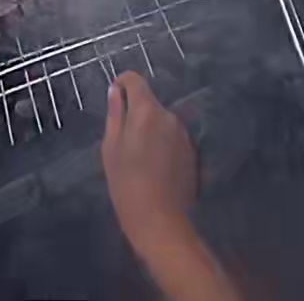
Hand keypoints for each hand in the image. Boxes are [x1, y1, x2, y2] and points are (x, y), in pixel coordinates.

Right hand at [101, 71, 197, 247]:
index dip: (123, 84)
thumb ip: (115, 114)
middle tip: (125, 139)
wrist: (162, 224)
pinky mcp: (192, 151)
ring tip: (141, 156)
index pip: (135, 79)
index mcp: (146, 110)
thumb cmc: (128, 185)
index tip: (115, 99)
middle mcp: (168, 115)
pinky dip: (163, 142)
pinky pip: (172, 136)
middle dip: (137, 112)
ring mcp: (183, 133)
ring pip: (161, 120)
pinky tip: (157, 166)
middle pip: (149, 101)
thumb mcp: (111, 148)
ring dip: (151, 128)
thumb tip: (115, 90)